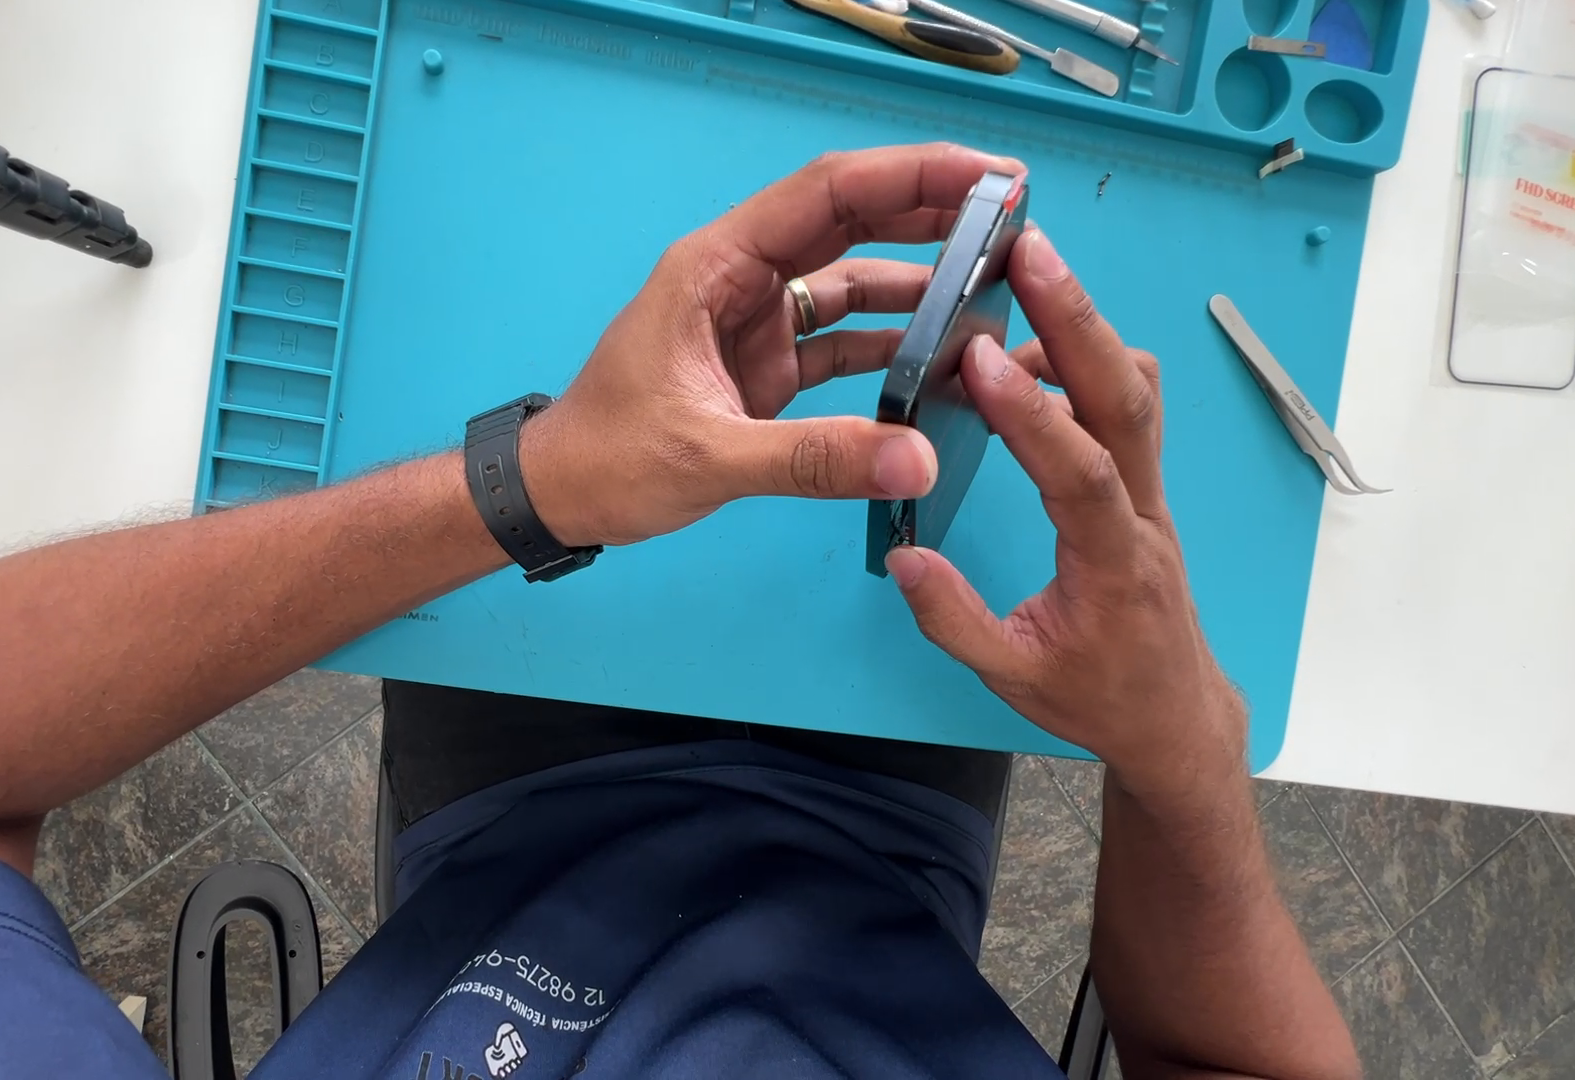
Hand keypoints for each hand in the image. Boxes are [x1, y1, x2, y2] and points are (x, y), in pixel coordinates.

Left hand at [519, 144, 1021, 547]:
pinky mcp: (762, 369)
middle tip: (1010, 224)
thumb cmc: (609, 459)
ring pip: (846, 285)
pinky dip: (883, 350)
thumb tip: (916, 462)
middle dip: (926, 218)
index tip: (990, 179)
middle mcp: (739, 283)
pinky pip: (836, 344)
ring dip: (912, 287)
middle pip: (846, 227)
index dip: (911, 177)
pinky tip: (932, 363)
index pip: (825, 196)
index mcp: (714, 269)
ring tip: (987, 291)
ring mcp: (753, 326)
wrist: (564, 494)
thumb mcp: (709, 457)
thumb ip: (811, 461)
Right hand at [884, 228, 1243, 791]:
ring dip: (1085, 334)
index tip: (979, 361)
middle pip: (1129, 400)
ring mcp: (1150, 495)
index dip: (1033, 414)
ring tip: (1022, 293)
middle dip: (1079, 320)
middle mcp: (1142, 512)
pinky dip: (1088, 365)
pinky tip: (1036, 361)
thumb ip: (952, 618)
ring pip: (1139, 392)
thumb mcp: (1010, 674)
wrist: (1175, 717)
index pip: (1080, 473)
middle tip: (1030, 251)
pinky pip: (1128, 409)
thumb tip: (902, 554)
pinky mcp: (1142, 489)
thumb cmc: (1094, 697)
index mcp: (1110, 561)